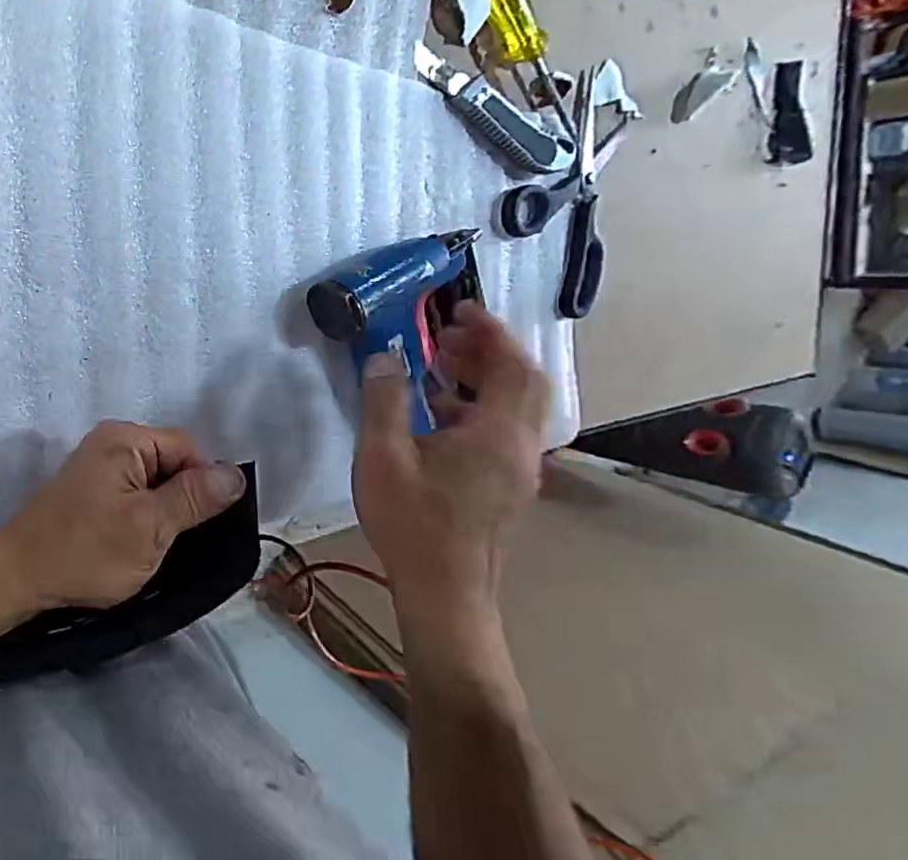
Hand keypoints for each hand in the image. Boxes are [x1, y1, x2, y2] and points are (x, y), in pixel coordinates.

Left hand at [0, 420, 246, 608]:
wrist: (16, 577)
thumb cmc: (85, 552)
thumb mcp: (149, 528)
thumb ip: (194, 498)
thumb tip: (237, 474)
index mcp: (126, 439)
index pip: (189, 448)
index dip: (205, 483)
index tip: (206, 524)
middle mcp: (112, 441)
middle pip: (172, 461)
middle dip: (183, 497)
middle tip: (180, 538)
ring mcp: (99, 463)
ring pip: (155, 479)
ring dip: (164, 509)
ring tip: (162, 543)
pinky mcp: (91, 486)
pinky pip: (135, 490)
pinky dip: (145, 512)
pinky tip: (141, 539)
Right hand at [353, 301, 548, 605]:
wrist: (445, 597)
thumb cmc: (414, 525)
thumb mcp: (384, 457)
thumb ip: (384, 400)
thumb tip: (386, 357)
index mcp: (498, 435)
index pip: (512, 365)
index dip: (490, 330)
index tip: (460, 309)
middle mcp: (520, 448)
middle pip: (523, 383)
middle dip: (489, 350)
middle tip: (447, 336)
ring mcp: (518, 471)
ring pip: (514, 408)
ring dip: (483, 379)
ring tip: (439, 368)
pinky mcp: (507, 489)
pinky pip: (503, 431)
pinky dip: (478, 408)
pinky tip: (437, 417)